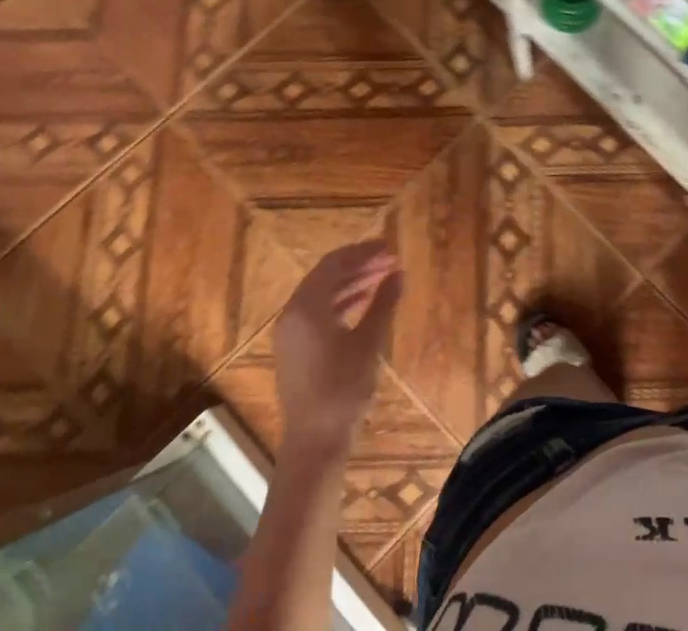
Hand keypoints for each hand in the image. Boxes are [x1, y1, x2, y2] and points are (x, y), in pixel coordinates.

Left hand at [273, 240, 402, 452]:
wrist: (315, 440)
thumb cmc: (343, 389)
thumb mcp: (368, 344)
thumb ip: (382, 304)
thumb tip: (398, 274)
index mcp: (305, 308)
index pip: (333, 264)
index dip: (362, 252)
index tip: (389, 247)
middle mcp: (291, 314)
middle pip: (325, 277)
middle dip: (358, 266)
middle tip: (390, 260)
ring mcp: (290, 333)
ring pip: (322, 295)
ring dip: (351, 283)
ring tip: (383, 277)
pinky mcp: (295, 349)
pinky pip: (318, 313)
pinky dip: (341, 303)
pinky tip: (364, 303)